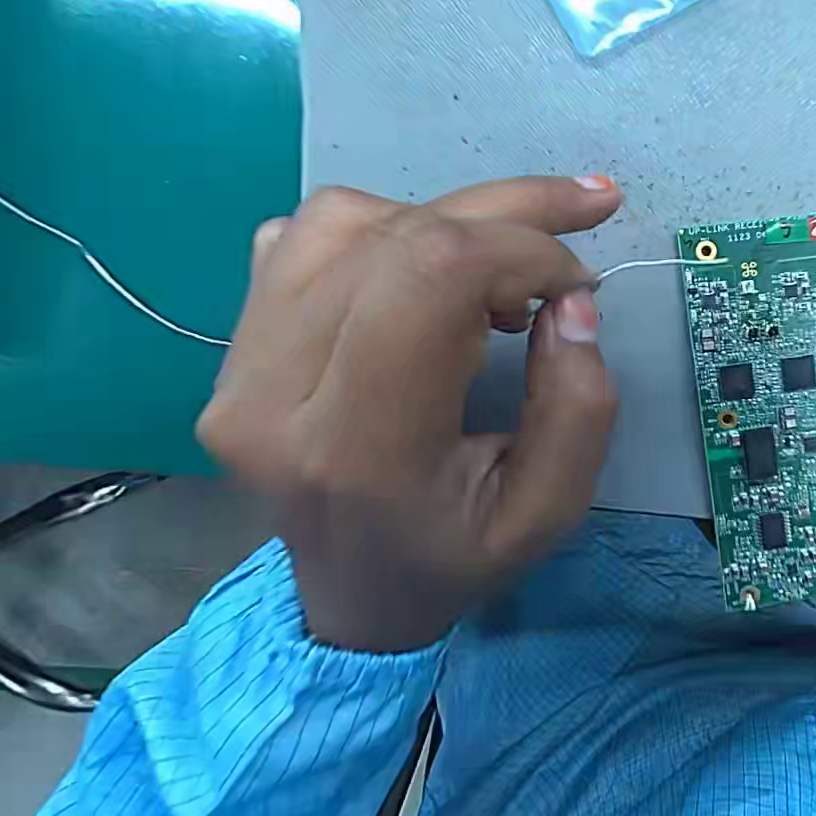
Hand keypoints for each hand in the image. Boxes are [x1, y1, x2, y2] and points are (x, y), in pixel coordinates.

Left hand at [197, 177, 623, 651]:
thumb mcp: (552, 509)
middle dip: (510, 215)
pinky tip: (434, 273)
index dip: (524, 250)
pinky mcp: (235, 345)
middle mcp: (274, 390)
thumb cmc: (458, 559)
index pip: (432, 277)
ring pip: (348, 216)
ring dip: (451, 223)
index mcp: (360, 446)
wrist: (355, 599)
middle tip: (581, 218)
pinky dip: (392, 228)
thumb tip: (569, 301)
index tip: (578, 284)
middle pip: (397, 233)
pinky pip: (307, 235)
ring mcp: (237, 361)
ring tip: (503, 270)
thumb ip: (581, 406)